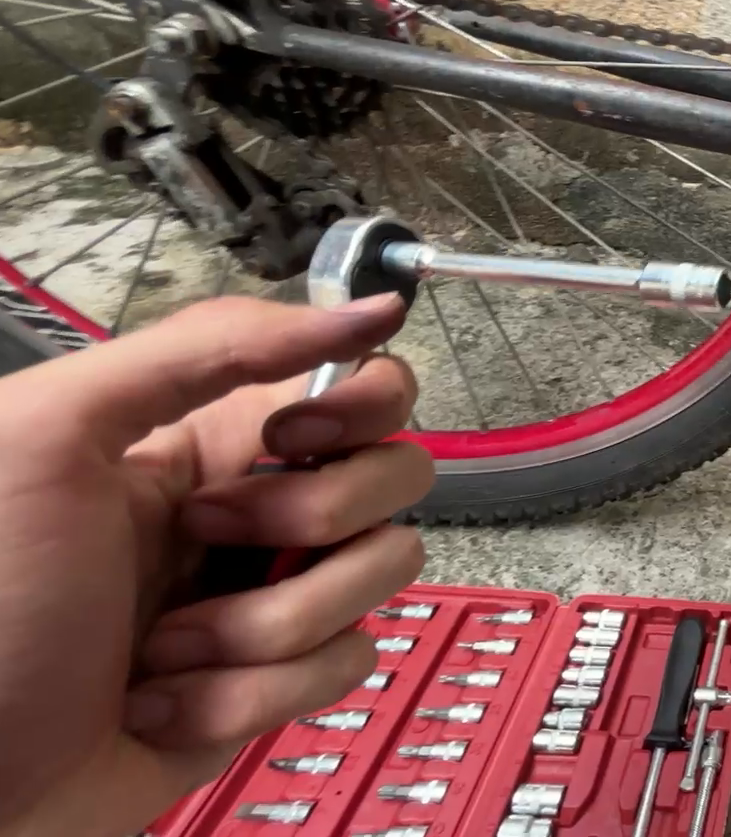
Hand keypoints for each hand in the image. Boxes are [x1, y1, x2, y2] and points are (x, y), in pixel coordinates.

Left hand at [0, 295, 432, 836]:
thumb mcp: (45, 434)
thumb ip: (213, 347)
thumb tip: (383, 307)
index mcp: (227, 441)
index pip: (375, 388)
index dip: (368, 405)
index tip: (293, 439)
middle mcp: (275, 507)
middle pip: (403, 476)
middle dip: (316, 520)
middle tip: (204, 542)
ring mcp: (291, 591)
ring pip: (389, 569)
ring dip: (272, 623)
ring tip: (163, 654)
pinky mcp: (292, 674)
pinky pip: (350, 658)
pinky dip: (256, 692)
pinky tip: (164, 706)